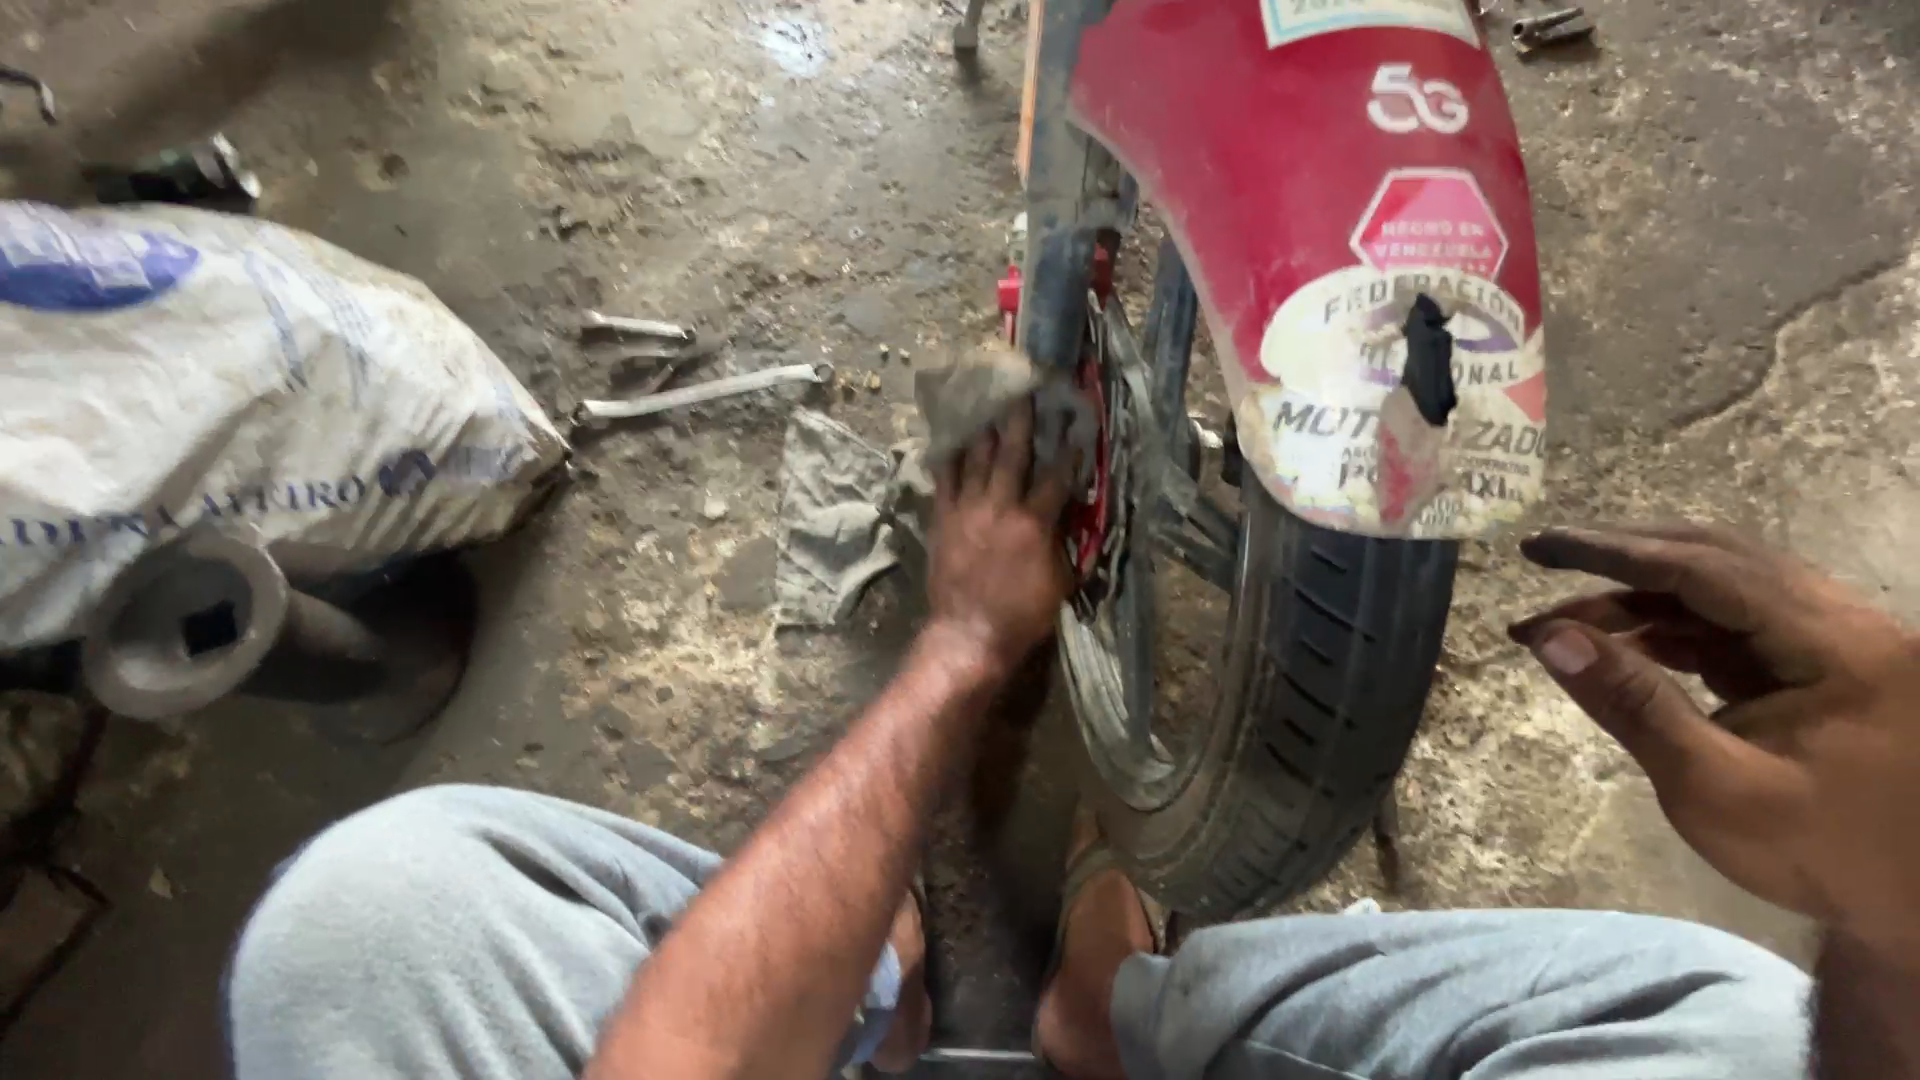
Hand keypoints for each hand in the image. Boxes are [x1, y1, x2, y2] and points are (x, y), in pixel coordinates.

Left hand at [927, 398, 1074, 679]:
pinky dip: (948, 458)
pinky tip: (950, 439)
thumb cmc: (1021, 615)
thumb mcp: (1059, 582)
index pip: (1057, 476)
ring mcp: (967, 510)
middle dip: (1021, 420)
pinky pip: (944, 480)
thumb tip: (1070, 517)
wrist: (968, 634)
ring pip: (976, 459)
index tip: (1076, 423)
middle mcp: (1000, 506)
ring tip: (987, 402)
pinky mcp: (942, 520)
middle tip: (1024, 389)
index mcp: (1034, 523)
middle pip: (1012, 454)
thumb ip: (1064, 544)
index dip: (1069, 450)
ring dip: (983, 429)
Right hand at [1510, 524, 1919, 960]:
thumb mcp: (1712, 785)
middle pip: (1716, 560)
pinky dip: (1660, 626)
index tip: (1537, 547)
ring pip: (1716, 591)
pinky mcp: (1812, 668)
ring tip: (1557, 624)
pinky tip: (1613, 647)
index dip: (1614, 551)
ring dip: (1633, 597)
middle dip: (1621, 556)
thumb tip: (1548, 635)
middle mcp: (1846, 627)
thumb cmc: (1824, 853)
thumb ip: (1630, 702)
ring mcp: (1832, 646)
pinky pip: (1724, 624)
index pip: (1707, 569)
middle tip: (1541, 558)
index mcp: (1839, 647)